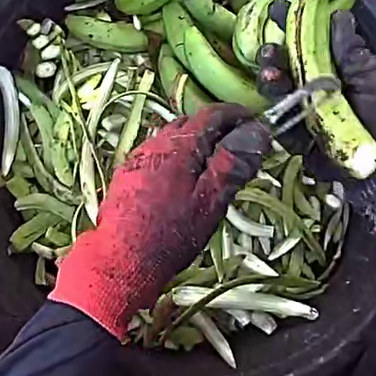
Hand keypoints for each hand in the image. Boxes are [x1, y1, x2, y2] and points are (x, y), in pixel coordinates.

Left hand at [50, 105, 270, 338]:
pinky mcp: (127, 175)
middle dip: (217, 127)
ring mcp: (138, 158)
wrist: (120, 262)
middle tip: (238, 144)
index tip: (254, 121)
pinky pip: (158, 154)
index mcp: (179, 145)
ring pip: (172, 138)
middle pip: (191, 122)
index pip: (212, 114)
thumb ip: (232, 163)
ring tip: (213, 162)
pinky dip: (177, 157)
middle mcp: (155, 143)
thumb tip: (256, 132)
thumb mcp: (210, 201)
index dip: (236, 114)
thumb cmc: (170, 233)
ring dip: (195, 141)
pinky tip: (183, 179)